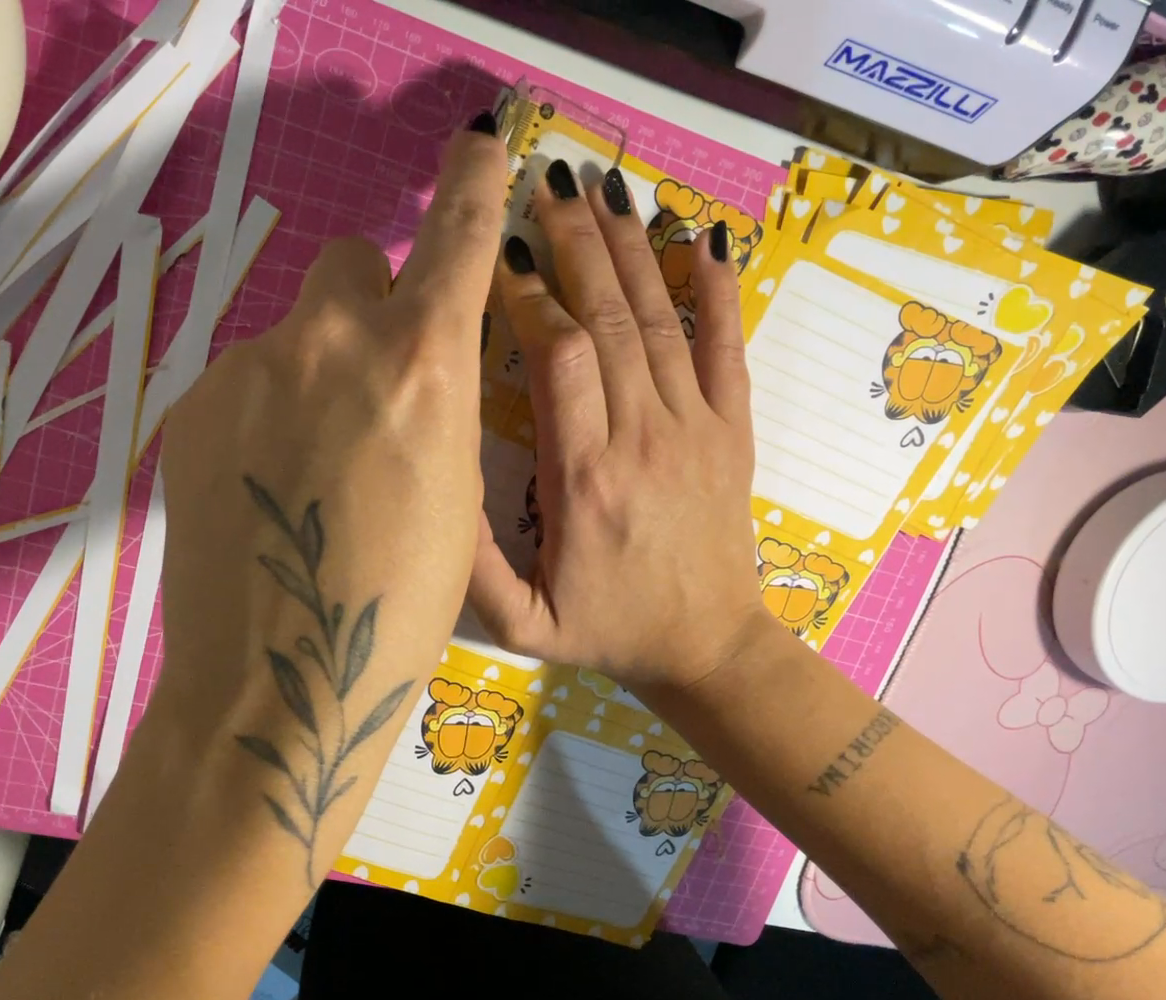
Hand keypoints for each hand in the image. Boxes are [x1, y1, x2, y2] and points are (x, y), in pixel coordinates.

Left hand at [151, 118, 508, 878]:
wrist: (280, 673)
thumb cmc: (399, 602)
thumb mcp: (455, 489)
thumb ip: (434, 398)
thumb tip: (407, 353)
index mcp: (420, 364)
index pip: (455, 234)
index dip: (474, 180)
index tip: (481, 139)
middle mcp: (330, 341)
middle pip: (350, 266)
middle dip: (369, 307)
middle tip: (374, 389)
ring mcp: (248, 369)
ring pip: (294, 335)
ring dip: (312, 372)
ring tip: (310, 470)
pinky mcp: (192, 406)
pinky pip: (244, 381)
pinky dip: (261, 413)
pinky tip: (265, 488)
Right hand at [468, 160, 783, 699]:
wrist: (707, 650)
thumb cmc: (606, 632)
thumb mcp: (520, 624)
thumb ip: (471, 565)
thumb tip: (433, 480)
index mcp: (584, 480)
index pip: (559, 361)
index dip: (528, 298)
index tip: (500, 255)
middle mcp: (642, 438)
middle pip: (607, 319)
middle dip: (573, 244)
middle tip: (545, 184)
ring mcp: (696, 428)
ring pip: (658, 319)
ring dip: (628, 247)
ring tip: (602, 186)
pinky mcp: (731, 429)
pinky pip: (728, 346)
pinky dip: (716, 289)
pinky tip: (701, 238)